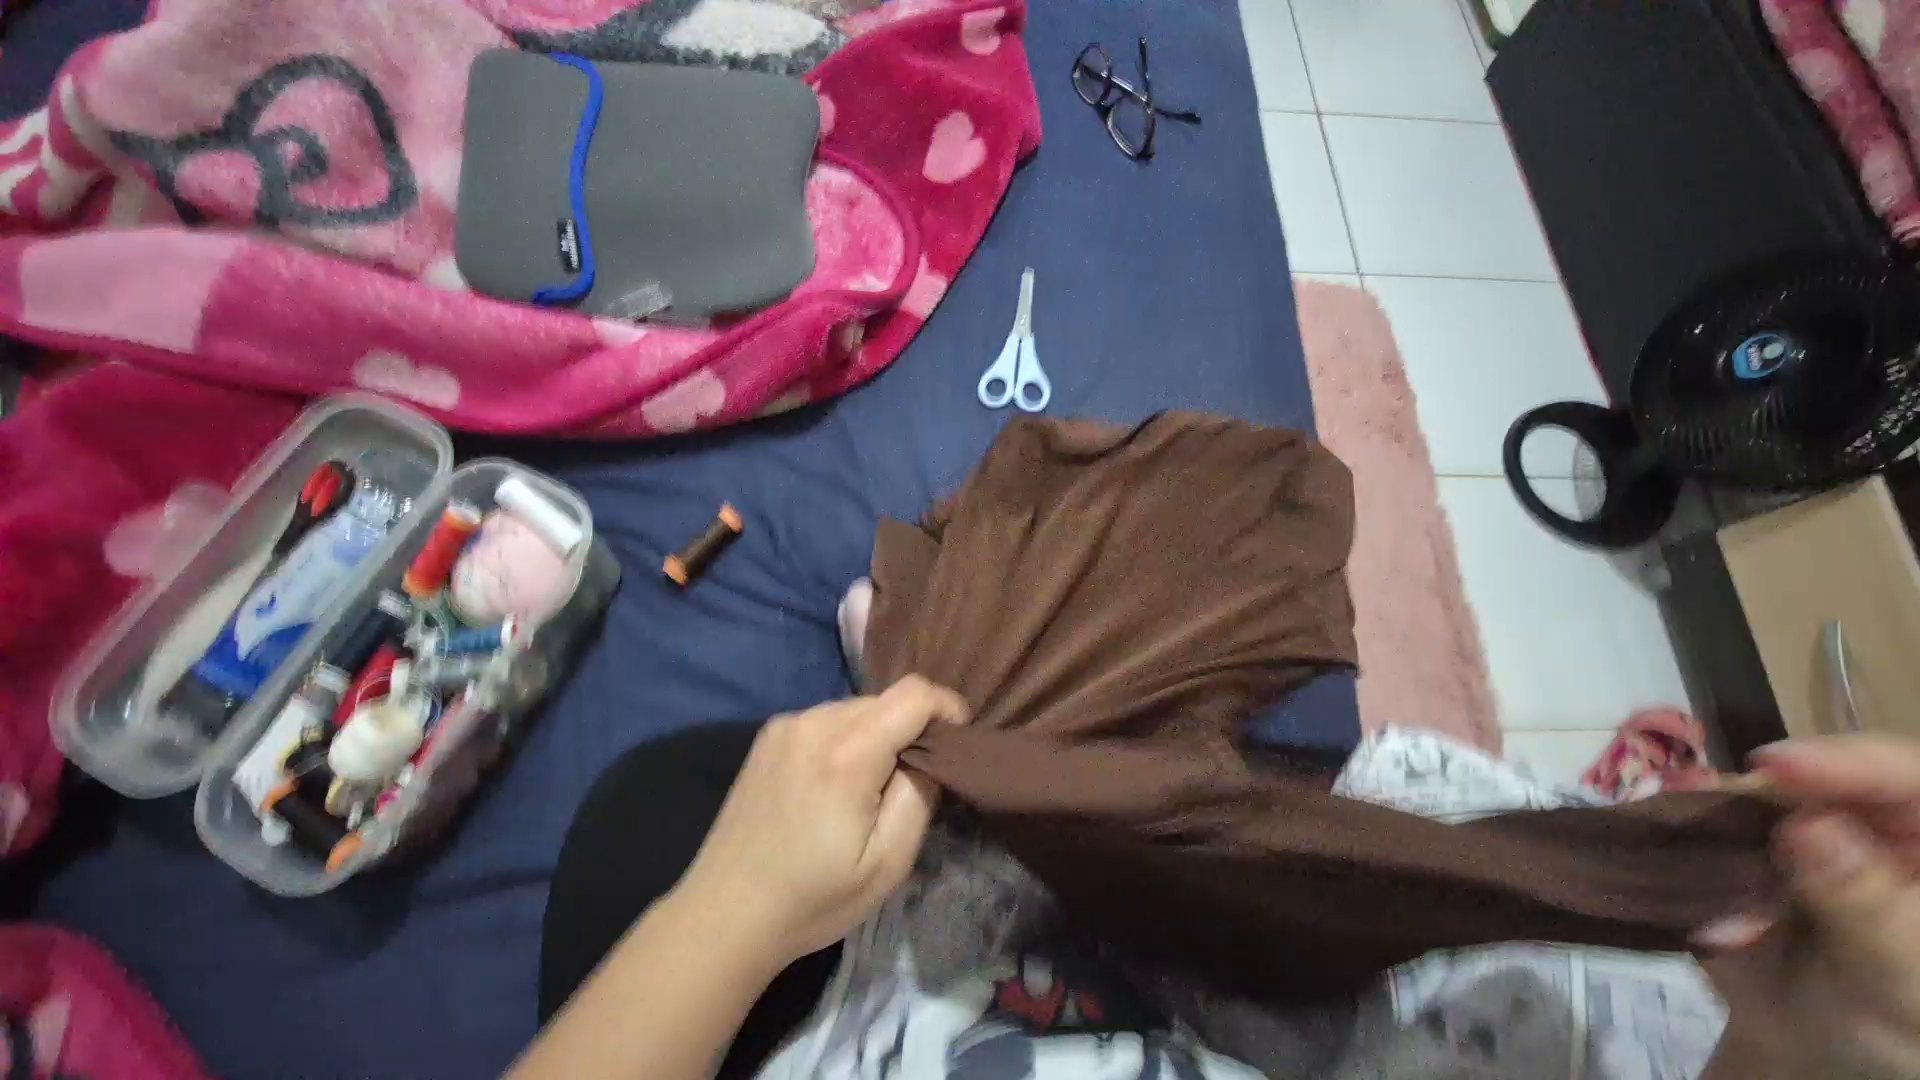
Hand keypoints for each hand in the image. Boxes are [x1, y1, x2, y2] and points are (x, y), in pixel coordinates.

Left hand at [671, 676, 969, 965]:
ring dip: (878, 735)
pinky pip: (828, 719)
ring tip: (871, 789)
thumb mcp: (888, 862)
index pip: (915, 694)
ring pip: (858, 708)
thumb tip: (931, 752)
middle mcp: (814, 722)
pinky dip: (846, 739)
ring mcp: (786, 724)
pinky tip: (835, 784)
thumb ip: (919, 795)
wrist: (725, 914)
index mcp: (846, 753)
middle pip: (887, 701)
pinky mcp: (769, 735)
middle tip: (914, 782)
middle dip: (912, 730)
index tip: (957, 745)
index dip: (947, 709)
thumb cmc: (814, 898)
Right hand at [1697, 734, 1919, 1079]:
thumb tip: (1809, 824)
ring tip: (1669, 798)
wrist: (1819, 1059)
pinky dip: (1673, 824)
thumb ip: (1867, 908)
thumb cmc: (1896, 1029)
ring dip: (1703, 801)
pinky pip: (1698, 822)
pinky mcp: (1732, 846)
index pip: (1903, 780)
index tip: (1773, 767)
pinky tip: (1654, 816)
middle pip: (1810, 778)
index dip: (1845, 762)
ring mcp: (1791, 834)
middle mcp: (1863, 827)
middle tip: (1695, 786)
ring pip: (1743, 796)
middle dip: (1754, 783)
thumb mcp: (1902, 981)